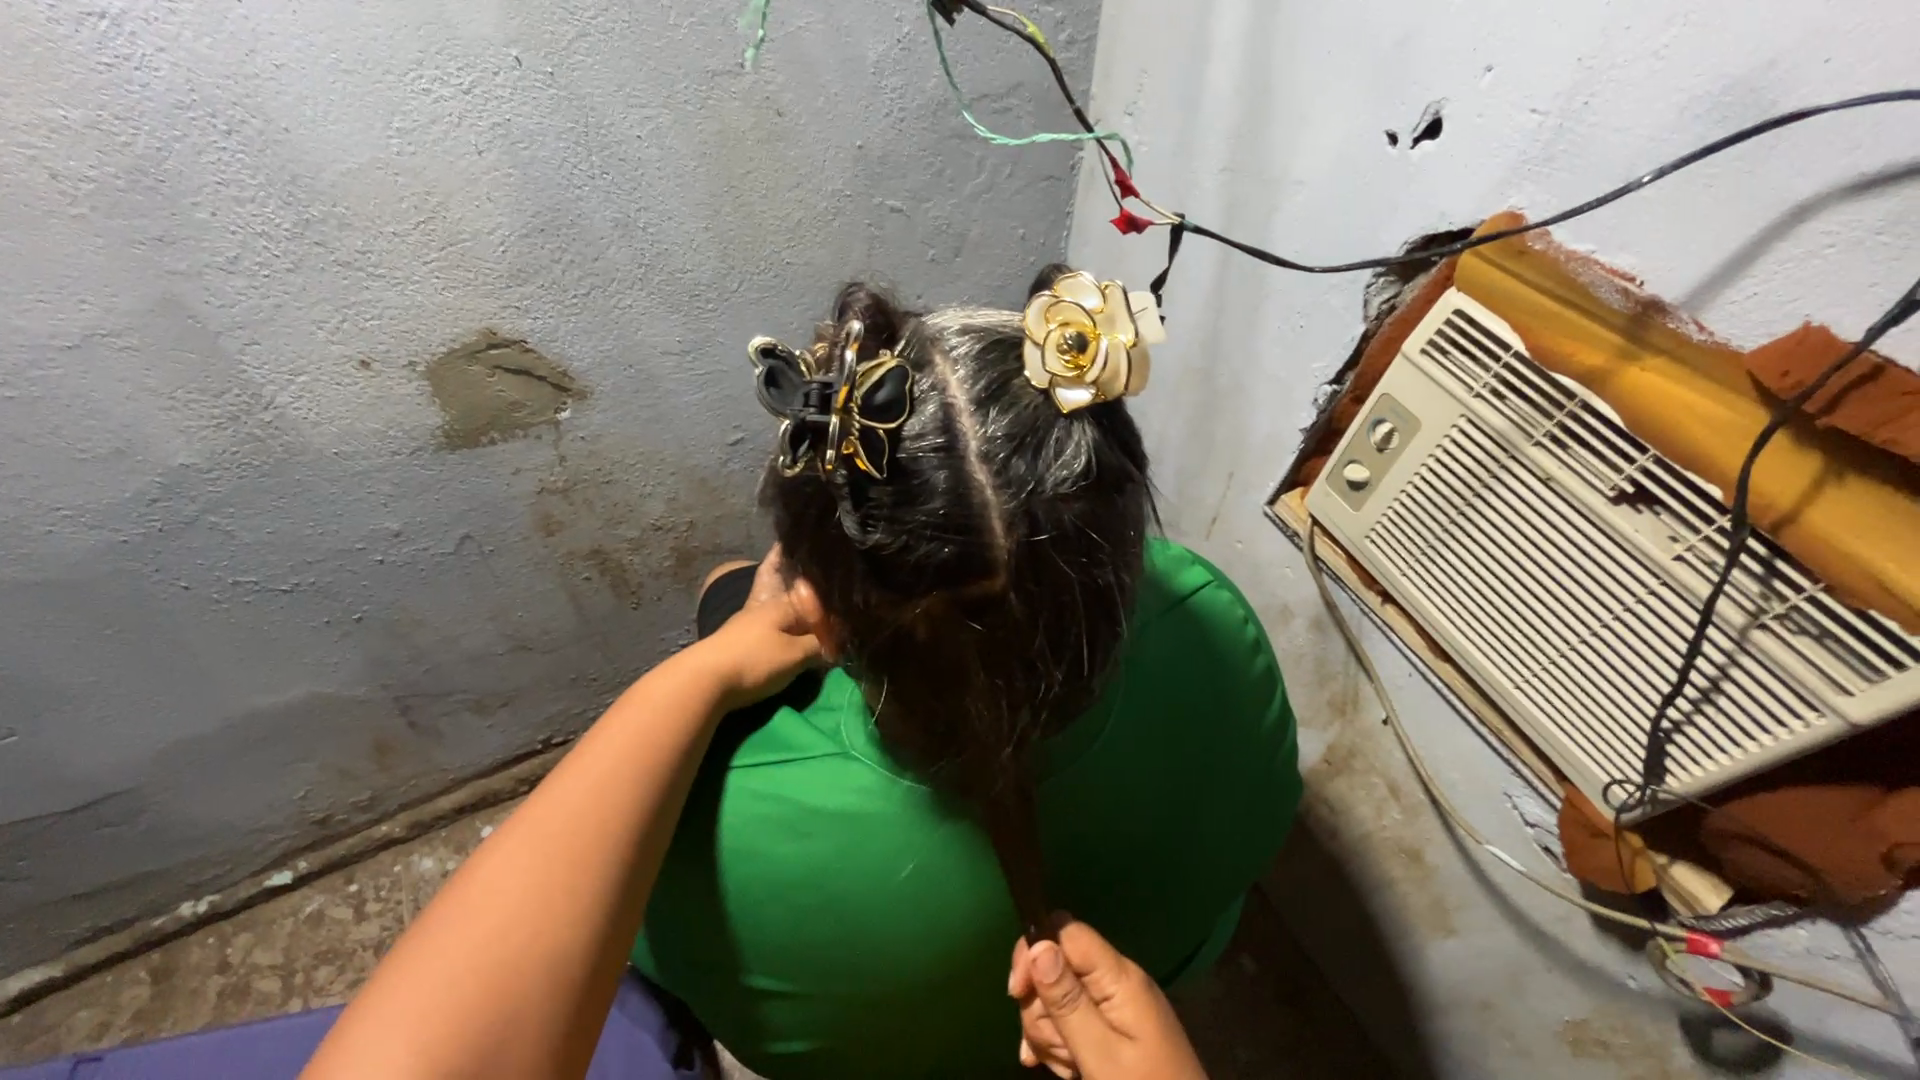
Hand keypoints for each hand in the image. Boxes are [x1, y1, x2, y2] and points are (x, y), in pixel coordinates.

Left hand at [695, 545, 825, 710]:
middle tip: (831, 638)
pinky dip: (778, 645)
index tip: (844, 627)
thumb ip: (819, 646)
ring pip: (780, 626)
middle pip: (796, 612)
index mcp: (782, 605)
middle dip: (812, 623)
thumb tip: (836, 643)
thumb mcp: (796, 655)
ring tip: (810, 649)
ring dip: (795, 635)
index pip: (814, 602)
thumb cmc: (755, 662)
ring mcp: (745, 625)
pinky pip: (766, 639)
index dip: (830, 615)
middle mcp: (764, 609)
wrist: (703, 679)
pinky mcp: (734, 643)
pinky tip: (783, 657)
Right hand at [1009, 920, 1206, 1079]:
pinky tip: (1061, 1068)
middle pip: (1057, 964)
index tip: (1016, 991)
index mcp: (1119, 976)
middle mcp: (1116, 980)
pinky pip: (1072, 1018)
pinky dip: (1059, 1040)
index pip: (1067, 930)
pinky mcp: (1113, 1026)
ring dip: (1049, 1031)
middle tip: (1054, 1048)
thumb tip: (1038, 944)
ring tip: (1065, 1067)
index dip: (1035, 950)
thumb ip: (1068, 1000)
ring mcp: (1115, 1004)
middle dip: (1041, 1004)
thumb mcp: (1101, 1055)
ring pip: (1058, 995)